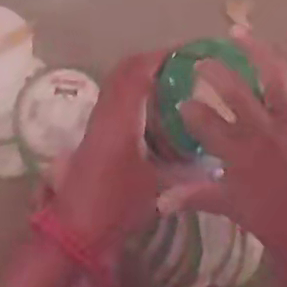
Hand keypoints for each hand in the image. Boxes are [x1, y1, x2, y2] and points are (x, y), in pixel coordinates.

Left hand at [47, 51, 167, 252]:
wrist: (73, 232)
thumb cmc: (116, 206)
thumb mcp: (158, 188)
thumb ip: (185, 170)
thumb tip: (212, 162)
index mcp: (121, 118)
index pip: (137, 72)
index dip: (159, 57)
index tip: (184, 53)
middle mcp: (105, 113)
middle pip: (124, 71)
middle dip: (151, 61)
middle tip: (179, 64)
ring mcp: (95, 122)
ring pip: (117, 84)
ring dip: (140, 76)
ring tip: (169, 81)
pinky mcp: (92, 135)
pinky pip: (114, 99)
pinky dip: (133, 92)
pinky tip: (151, 109)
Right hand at [169, 30, 286, 286]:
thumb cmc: (272, 218)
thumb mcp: (230, 207)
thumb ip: (195, 197)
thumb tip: (159, 201)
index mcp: (238, 154)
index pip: (206, 124)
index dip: (191, 110)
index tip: (184, 103)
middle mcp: (263, 131)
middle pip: (235, 92)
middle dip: (214, 72)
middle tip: (202, 63)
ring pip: (273, 77)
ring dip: (255, 51)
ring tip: (238, 33)